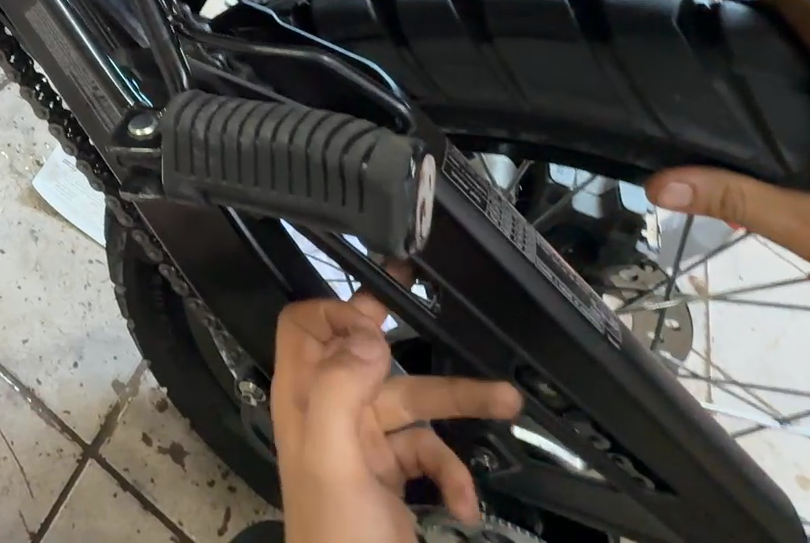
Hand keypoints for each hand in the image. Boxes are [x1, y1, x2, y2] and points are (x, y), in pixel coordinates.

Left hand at [272, 292, 522, 542]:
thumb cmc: (337, 535)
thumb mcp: (333, 458)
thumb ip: (340, 388)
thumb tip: (363, 332)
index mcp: (303, 396)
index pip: (304, 326)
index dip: (335, 312)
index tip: (377, 322)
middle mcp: (329, 410)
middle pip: (364, 353)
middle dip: (399, 329)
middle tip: (425, 291)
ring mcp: (361, 443)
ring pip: (411, 401)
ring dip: (457, 401)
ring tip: (506, 400)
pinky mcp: (391, 476)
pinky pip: (427, 453)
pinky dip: (451, 472)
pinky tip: (464, 501)